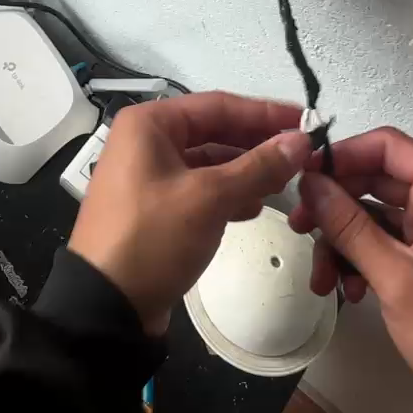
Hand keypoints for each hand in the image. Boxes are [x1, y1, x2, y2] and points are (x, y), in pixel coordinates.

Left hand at [69, 92, 310, 334]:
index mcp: (149, 123)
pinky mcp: (154, 206)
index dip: (265, 113)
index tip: (306, 121)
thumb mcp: (208, 198)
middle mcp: (146, 139)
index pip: (218, 105)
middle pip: (213, 130)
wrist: (106, 307)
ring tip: (285, 182)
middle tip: (302, 154)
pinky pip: (198, 187)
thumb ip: (257, 166)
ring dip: (245, 170)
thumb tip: (300, 141)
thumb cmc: (153, 237)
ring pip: (208, 160)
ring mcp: (148, 173)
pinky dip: (226, 193)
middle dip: (256, 143)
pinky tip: (254, 207)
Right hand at [288, 128, 412, 412]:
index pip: (388, 146)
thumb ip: (350, 225)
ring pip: (376, 216)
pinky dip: (362, 261)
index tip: (305, 175)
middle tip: (299, 226)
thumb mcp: (398, 280)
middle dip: (334, 205)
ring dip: (343, 241)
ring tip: (322, 277)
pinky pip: (388, 244)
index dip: (343, 153)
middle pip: (376, 181)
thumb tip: (310, 180)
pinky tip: (348, 290)